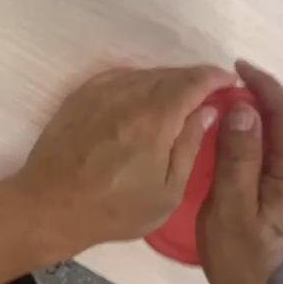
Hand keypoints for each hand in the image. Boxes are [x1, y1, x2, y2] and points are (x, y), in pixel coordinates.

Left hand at [13, 65, 234, 261]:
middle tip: (210, 93)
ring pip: (141, 75)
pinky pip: (116, 78)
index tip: (230, 82)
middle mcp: (124, 96)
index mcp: (152, 119)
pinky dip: (137, 82)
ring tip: (181, 97)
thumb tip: (208, 110)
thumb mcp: (167, 190)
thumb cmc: (115, 208)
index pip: (190, 83)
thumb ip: (189, 145)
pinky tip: (145, 95)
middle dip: (193, 79)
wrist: (52, 203)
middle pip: (167, 75)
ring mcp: (97, 93)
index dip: (214, 78)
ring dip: (166, 80)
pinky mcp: (78, 96)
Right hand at [197, 61, 282, 283]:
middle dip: (276, 98)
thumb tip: (243, 108)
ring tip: (246, 107)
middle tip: (239, 85)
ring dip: (282, 117)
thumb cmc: (240, 258)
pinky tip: (260, 143)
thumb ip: (238, 155)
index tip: (240, 67)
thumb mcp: (228, 205)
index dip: (266, 87)